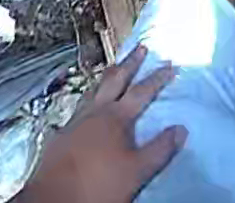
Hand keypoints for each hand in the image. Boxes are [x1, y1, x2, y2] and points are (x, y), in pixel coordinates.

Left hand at [14, 45, 185, 202]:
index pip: (142, 91)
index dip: (158, 77)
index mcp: (118, 117)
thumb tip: (182, 128)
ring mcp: (77, 120)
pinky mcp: (61, 134)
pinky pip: (77, 106)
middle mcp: (97, 111)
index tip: (170, 64)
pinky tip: (84, 104)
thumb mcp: (136, 172)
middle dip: (131, 62)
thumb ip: (159, 150)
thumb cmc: (98, 186)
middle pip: (117, 79)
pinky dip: (87, 99)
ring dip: (108, 76)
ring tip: (114, 68)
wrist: (52, 200)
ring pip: (95, 89)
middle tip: (141, 47)